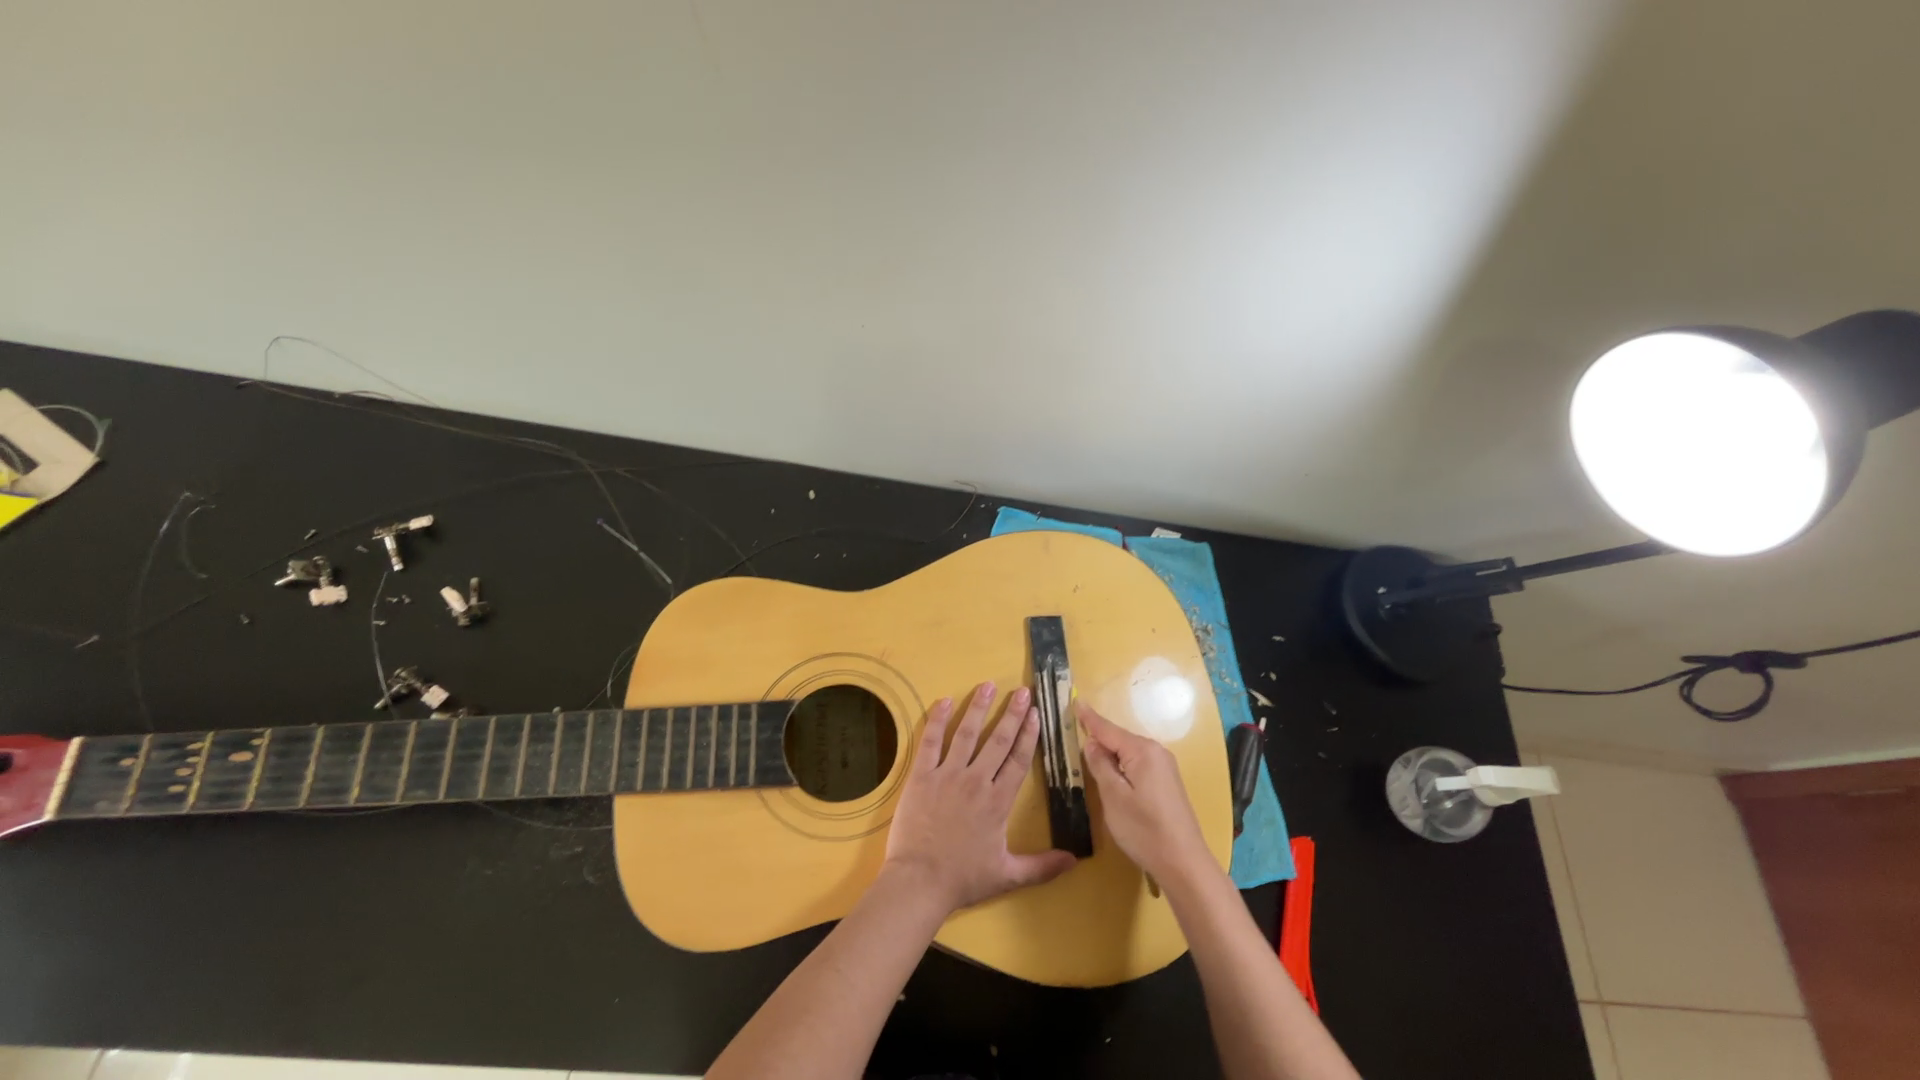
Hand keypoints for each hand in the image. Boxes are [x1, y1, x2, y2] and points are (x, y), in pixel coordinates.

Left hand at [883, 682, 1077, 913]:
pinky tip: (944, 701)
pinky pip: (930, 743)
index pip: (1018, 760)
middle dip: (1011, 714)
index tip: (1036, 713)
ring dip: (978, 708)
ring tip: (987, 685)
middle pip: (998, 741)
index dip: (1028, 735)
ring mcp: (947, 776)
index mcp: (998, 802)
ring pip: (966, 735)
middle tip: (1021, 691)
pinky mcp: (921, 777)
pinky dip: (937, 721)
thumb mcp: (1008, 876)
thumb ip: (1042, 866)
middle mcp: (976, 781)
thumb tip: (1075, 861)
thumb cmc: (963, 879)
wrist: (919, 881)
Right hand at [1077, 701, 1212, 882]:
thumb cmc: (1143, 829)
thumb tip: (1092, 743)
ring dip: (1110, 754)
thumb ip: (1100, 765)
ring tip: (1088, 757)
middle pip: (1119, 739)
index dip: (1088, 718)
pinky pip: (1138, 764)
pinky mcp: (1167, 783)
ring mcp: (1165, 768)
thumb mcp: (1113, 796)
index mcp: (1142, 751)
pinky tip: (1113, 776)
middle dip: (1098, 737)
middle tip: (1074, 733)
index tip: (1074, 701)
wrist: (1183, 861)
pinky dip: (1122, 766)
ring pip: (1128, 753)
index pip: (1107, 729)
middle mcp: (1156, 752)